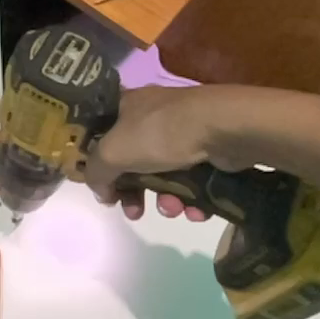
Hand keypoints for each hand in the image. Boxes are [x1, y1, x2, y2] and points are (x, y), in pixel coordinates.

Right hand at [80, 86, 237, 221]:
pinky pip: (190, 180)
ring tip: (172, 210)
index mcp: (125, 106)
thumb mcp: (112, 153)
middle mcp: (152, 116)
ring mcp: (182, 132)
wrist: (223, 128)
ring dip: (165, 200)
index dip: (97, 160)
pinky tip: (195, 210)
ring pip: (163, 174)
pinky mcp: (207, 149)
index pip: (101, 131)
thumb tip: (102, 191)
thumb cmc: (160, 133)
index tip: (102, 186)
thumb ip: (96, 173)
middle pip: (132, 160)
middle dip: (133, 192)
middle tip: (134, 212)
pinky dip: (190, 199)